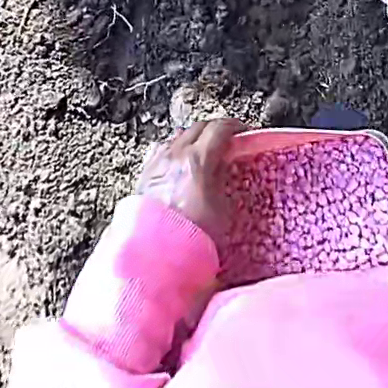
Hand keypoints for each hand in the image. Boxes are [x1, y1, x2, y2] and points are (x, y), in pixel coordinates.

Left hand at [136, 118, 245, 248]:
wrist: (151, 260)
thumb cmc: (187, 240)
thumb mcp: (221, 210)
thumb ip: (223, 179)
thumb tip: (224, 165)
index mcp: (197, 160)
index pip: (220, 128)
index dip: (235, 126)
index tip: (243, 132)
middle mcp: (174, 155)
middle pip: (199, 127)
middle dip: (216, 129)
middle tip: (228, 139)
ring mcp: (156, 163)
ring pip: (179, 136)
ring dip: (195, 137)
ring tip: (205, 150)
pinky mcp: (144, 175)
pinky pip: (162, 149)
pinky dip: (175, 149)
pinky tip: (179, 162)